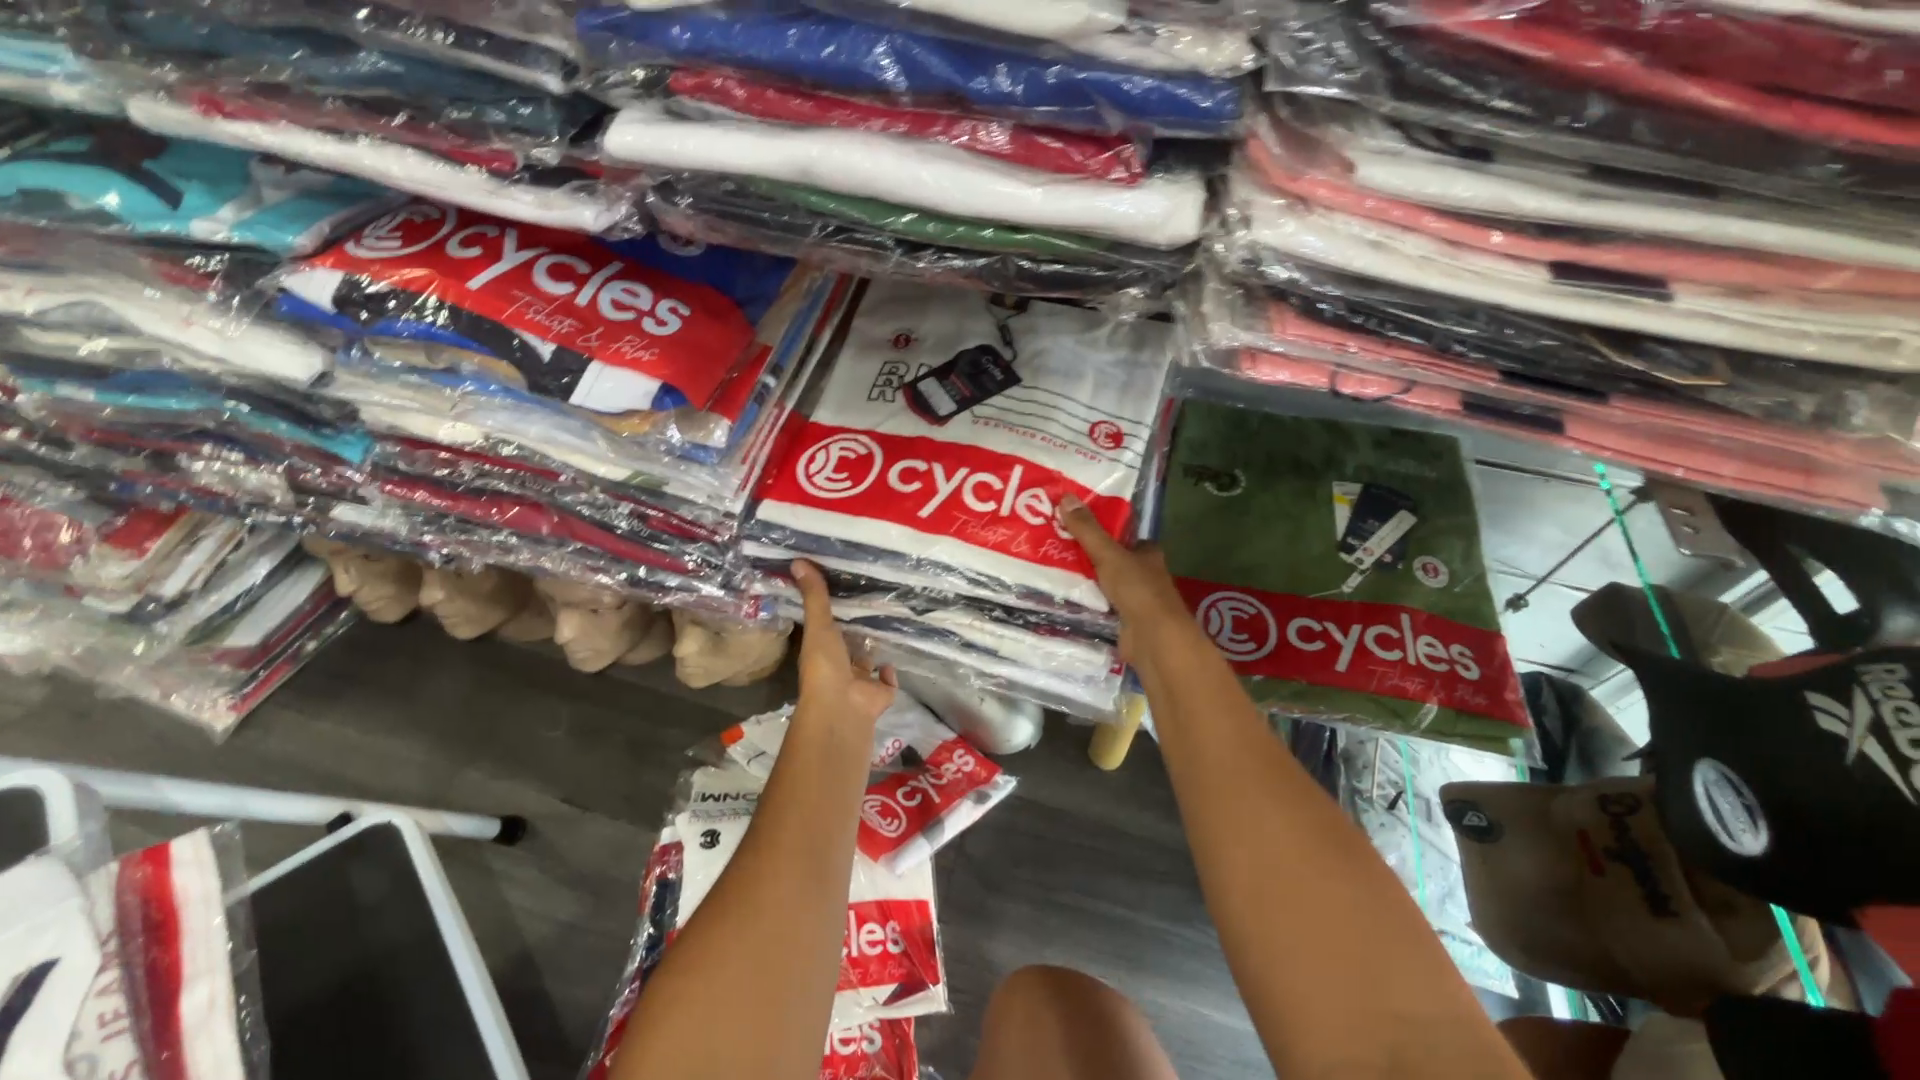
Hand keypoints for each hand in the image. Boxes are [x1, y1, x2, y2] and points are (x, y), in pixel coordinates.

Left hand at [792, 559, 896, 727]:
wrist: (842, 706)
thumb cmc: (825, 665)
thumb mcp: (819, 625)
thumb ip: (814, 595)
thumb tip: (797, 560)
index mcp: (820, 653)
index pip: (826, 632)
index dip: (832, 618)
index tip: (841, 598)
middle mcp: (839, 669)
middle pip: (848, 649)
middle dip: (857, 636)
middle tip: (871, 611)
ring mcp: (860, 684)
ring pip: (868, 665)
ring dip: (874, 653)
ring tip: (887, 629)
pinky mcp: (880, 695)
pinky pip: (887, 682)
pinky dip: (890, 674)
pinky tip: (891, 661)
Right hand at [1056, 494, 1196, 666]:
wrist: (1152, 637)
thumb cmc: (1137, 589)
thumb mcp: (1108, 554)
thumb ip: (1087, 530)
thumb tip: (1065, 497)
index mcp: (1149, 554)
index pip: (1126, 538)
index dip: (1105, 532)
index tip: (1077, 526)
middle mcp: (1146, 575)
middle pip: (1114, 561)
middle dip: (1090, 557)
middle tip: (1056, 548)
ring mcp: (1136, 600)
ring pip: (1106, 585)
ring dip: (1085, 581)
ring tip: (1052, 571)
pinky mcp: (1125, 622)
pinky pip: (1101, 607)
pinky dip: (1086, 604)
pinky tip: (1063, 599)